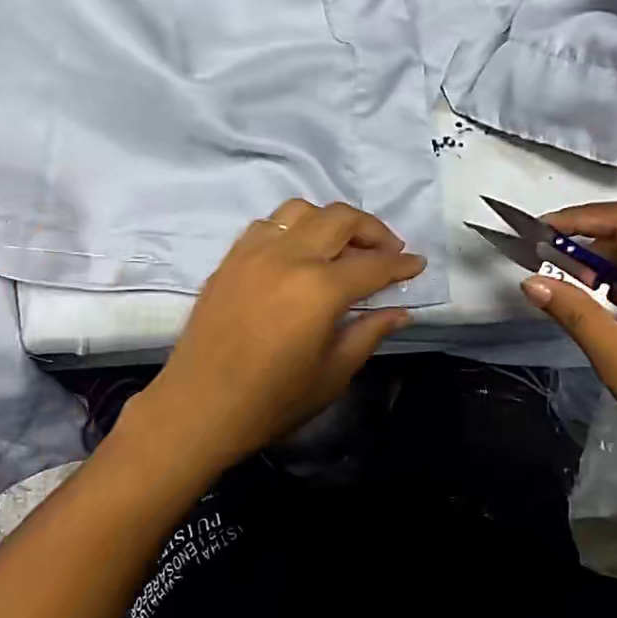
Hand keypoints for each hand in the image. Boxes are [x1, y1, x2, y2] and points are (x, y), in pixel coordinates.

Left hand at [132, 199, 425, 471]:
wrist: (199, 407)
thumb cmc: (271, 402)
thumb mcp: (332, 375)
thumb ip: (368, 334)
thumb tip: (401, 311)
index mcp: (320, 289)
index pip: (373, 264)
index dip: (401, 264)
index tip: (417, 265)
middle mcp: (288, 257)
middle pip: (339, 218)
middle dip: (372, 230)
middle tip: (387, 251)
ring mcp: (253, 253)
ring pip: (300, 211)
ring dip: (329, 221)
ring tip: (341, 247)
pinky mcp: (229, 260)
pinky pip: (266, 225)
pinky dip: (291, 228)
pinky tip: (296, 253)